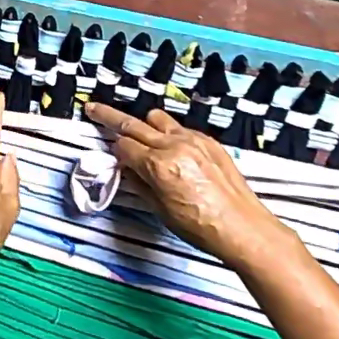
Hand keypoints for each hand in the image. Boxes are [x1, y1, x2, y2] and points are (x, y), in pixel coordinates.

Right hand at [85, 103, 300, 271]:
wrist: (244, 229)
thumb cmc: (205, 227)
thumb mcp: (161, 210)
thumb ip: (139, 183)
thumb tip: (127, 169)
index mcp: (159, 166)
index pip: (123, 145)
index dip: (115, 152)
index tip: (113, 156)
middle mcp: (175, 146)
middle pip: (132, 123)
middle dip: (109, 116)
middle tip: (94, 109)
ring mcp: (193, 140)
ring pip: (156, 118)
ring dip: (144, 125)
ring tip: (141, 137)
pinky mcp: (208, 141)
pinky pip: (179, 128)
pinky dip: (169, 134)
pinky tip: (171, 151)